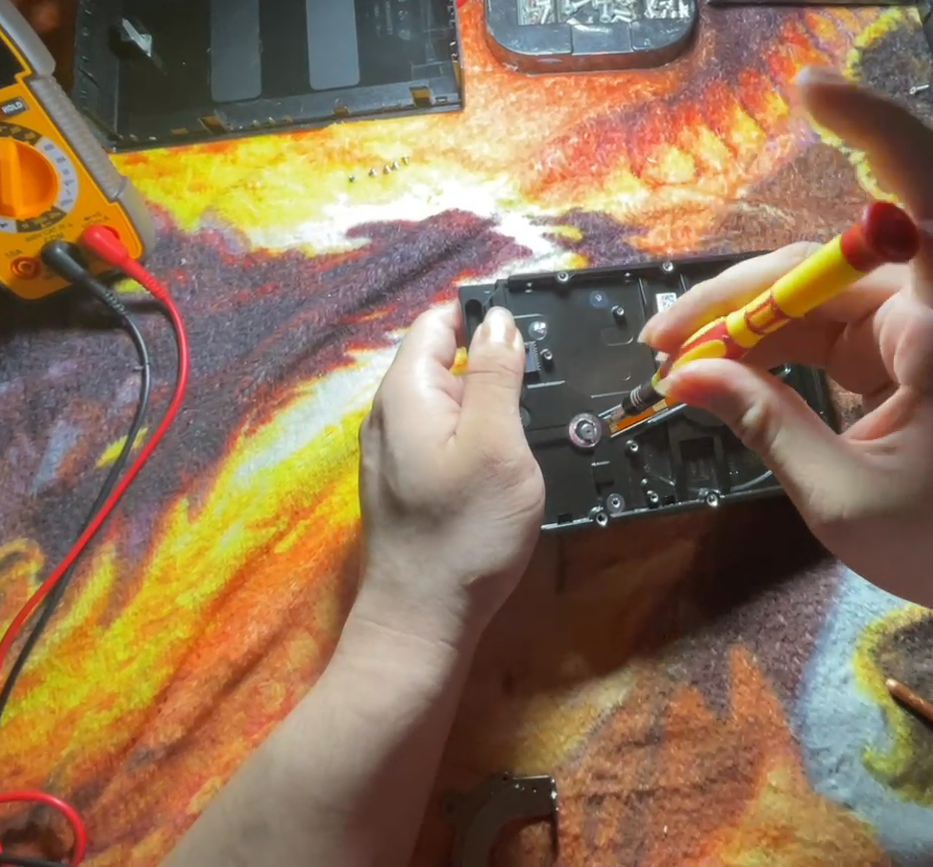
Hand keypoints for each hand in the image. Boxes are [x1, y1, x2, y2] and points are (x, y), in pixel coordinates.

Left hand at [355, 302, 544, 649]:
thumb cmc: (465, 530)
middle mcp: (390, 412)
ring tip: (529, 427)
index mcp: (406, 391)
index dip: (483, 313)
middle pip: (443, 358)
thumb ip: (496, 374)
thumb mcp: (496, 441)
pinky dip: (477, 433)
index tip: (531, 325)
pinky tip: (504, 460)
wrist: (424, 619)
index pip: (438, 321)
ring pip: (449, 399)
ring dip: (489, 402)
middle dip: (492, 362)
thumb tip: (499, 319)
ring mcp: (395, 448)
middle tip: (542, 386)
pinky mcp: (406, 478)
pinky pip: (444, 433)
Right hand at [642, 71, 932, 636]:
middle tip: (661, 342)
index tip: (808, 92)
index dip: (879, 132)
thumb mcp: (842, 498)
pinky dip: (766, 345)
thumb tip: (681, 376)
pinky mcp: (896, 349)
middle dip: (737, 297)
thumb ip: (763, 425)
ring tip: (674, 361)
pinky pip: (818, 327)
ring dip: (741, 323)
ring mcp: (916, 327)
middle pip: (827, 265)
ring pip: (812, 295)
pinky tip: (719, 368)